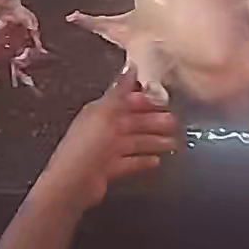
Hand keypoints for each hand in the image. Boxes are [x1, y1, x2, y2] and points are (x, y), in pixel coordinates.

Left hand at [33, 70, 178, 211]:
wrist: (72, 184)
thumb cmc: (89, 144)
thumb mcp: (105, 113)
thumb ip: (120, 90)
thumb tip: (131, 64)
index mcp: (100, 111)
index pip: (125, 100)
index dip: (144, 99)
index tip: (165, 100)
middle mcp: (103, 128)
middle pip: (132, 121)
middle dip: (153, 121)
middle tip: (175, 123)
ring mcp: (106, 150)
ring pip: (134, 142)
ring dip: (153, 141)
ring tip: (174, 143)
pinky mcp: (109, 169)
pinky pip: (129, 162)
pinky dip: (142, 160)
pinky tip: (157, 161)